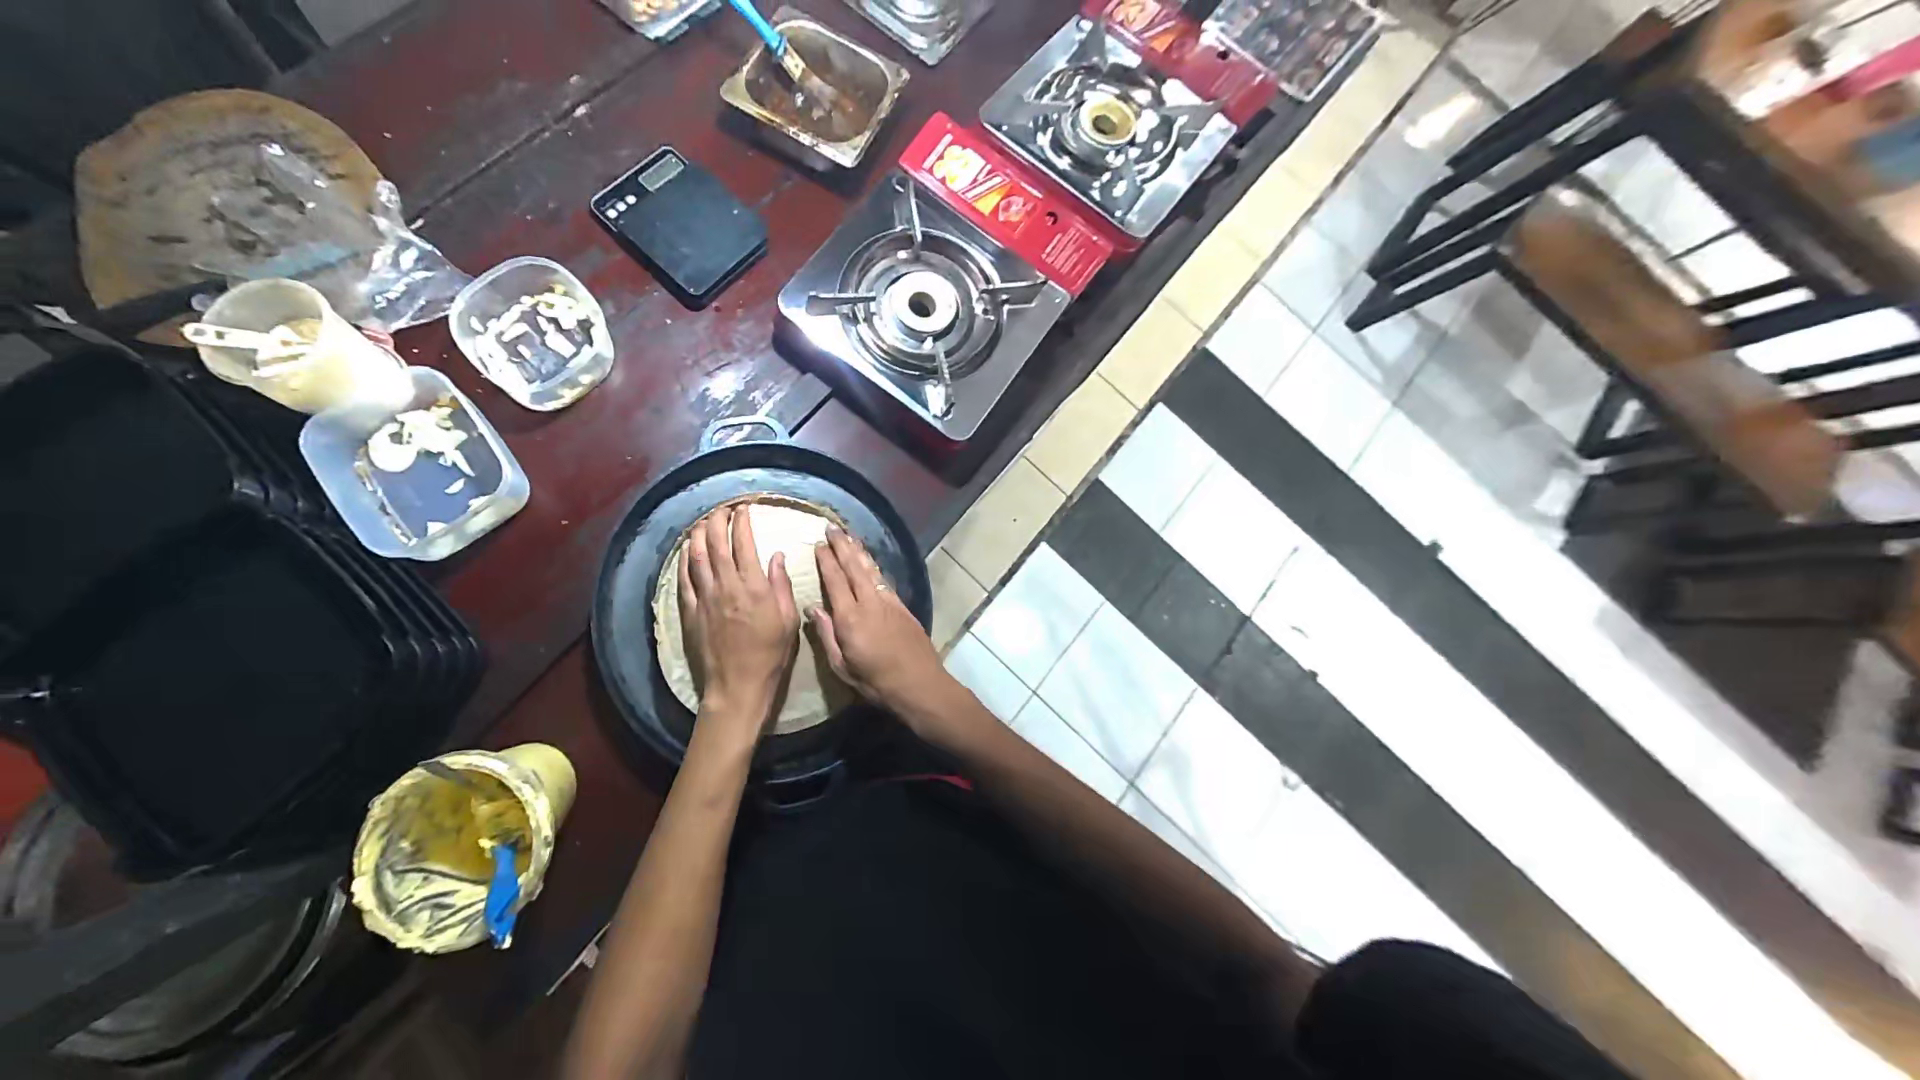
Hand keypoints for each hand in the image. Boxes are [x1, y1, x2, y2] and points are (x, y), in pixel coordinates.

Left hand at [679, 506, 800, 739]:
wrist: (738, 684)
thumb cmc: (771, 654)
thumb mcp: (788, 619)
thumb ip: (781, 585)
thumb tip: (777, 557)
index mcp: (754, 587)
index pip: (745, 544)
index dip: (742, 522)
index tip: (744, 508)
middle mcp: (727, 586)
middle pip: (717, 544)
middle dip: (718, 521)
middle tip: (721, 509)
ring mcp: (705, 598)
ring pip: (698, 558)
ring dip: (700, 535)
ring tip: (704, 521)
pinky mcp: (691, 612)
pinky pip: (684, 579)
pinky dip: (685, 560)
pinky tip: (688, 549)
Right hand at [810, 527, 950, 715]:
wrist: (919, 684)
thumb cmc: (876, 682)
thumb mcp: (842, 666)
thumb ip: (827, 635)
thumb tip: (812, 609)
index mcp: (850, 618)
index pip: (835, 581)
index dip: (826, 561)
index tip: (818, 544)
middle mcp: (869, 604)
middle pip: (854, 568)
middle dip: (842, 546)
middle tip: (831, 528)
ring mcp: (888, 603)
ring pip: (871, 570)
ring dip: (858, 551)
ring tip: (849, 536)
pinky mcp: (902, 607)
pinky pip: (883, 580)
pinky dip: (874, 567)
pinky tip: (869, 562)